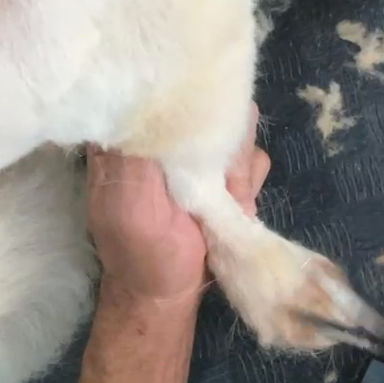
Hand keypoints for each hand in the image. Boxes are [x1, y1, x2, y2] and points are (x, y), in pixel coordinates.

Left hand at [87, 107, 270, 311]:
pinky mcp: (228, 171)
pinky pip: (255, 158)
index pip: (167, 89)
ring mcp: (201, 153)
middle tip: (218, 187)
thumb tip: (155, 104)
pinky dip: (248, 186)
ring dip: (237, 173)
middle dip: (223, 149)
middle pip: (212, 106)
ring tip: (225, 205)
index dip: (191, 104)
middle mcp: (169, 135)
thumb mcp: (128, 207)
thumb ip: (139, 156)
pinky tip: (234, 209)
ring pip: (239, 131)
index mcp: (134, 135)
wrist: (168, 293)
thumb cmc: (139, 252)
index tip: (203, 135)